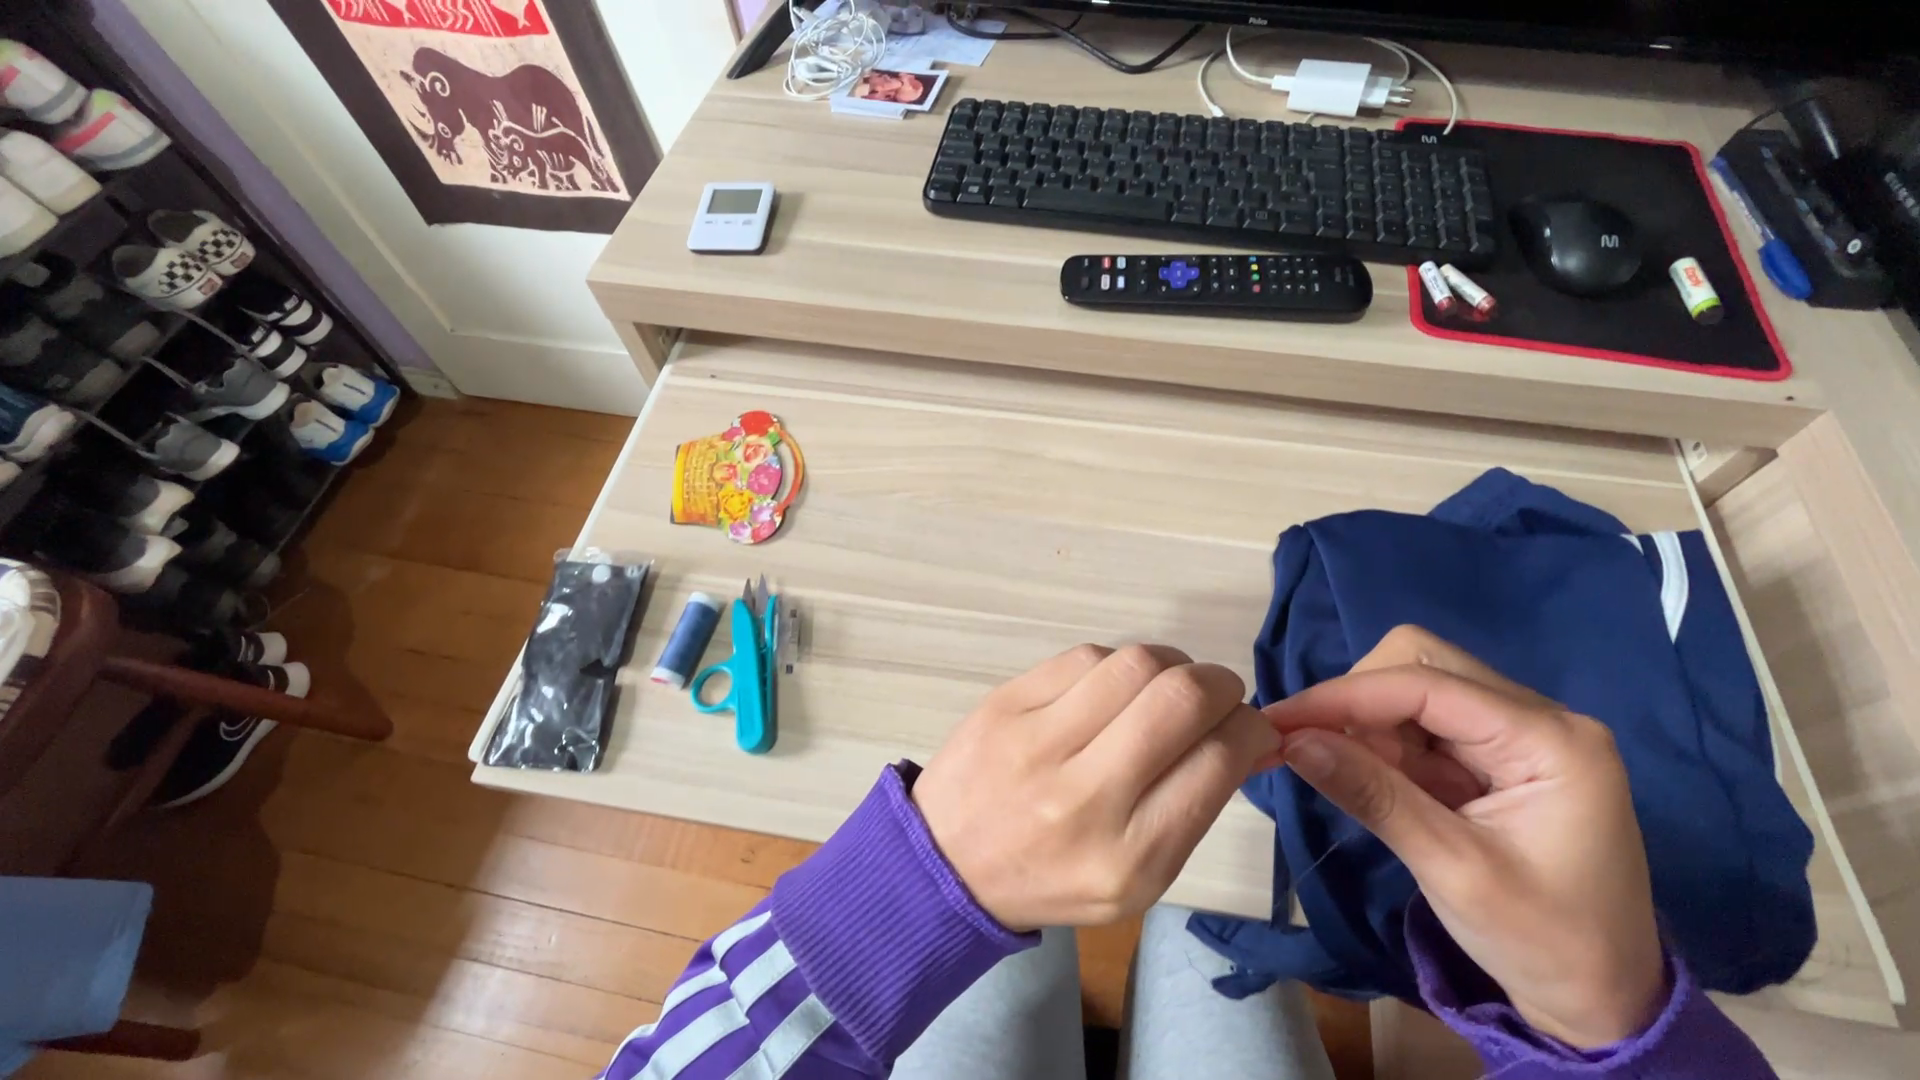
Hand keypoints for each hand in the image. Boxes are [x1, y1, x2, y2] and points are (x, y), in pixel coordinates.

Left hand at [912, 644, 1280, 931]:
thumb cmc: (1056, 877)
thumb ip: (1198, 806)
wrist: (948, 865)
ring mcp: (1037, 742)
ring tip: (1165, 685)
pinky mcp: (1004, 703)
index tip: (1246, 727)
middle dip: (1219, 684)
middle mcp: (1084, 796)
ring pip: (1134, 663)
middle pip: (1180, 699)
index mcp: (1130, 856)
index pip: (1217, 761)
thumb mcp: (1139, 877)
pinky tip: (1113, 686)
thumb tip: (1256, 737)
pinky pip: (1084, 655)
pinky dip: (1116, 663)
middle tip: (1216, 694)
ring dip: (1171, 664)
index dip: (1249, 729)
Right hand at [1264, 626, 1665, 1049]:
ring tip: (1348, 774)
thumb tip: (1292, 740)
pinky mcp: (1495, 752)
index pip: (1426, 684)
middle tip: (1315, 749)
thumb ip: (1373, 795)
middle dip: (1357, 700)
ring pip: (1414, 685)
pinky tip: (1370, 777)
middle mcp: (1538, 717)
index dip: (1344, 696)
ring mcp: (1517, 731)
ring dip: (1366, 721)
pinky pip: (1421, 721)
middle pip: (1422, 663)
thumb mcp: (1451, 869)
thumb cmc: (1542, 941)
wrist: (1605, 998)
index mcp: (1550, 740)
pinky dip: (1381, 741)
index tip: (1279, 721)